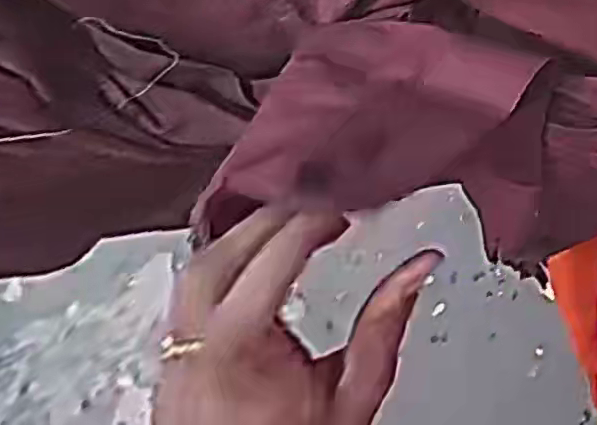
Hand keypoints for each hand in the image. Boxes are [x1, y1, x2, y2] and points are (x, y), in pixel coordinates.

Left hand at [154, 207, 442, 424]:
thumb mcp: (353, 395)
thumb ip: (385, 325)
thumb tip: (422, 263)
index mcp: (235, 350)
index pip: (274, 254)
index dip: (318, 216)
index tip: (354, 202)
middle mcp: (193, 349)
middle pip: (223, 251)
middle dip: (282, 212)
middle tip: (331, 200)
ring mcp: (175, 358)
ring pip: (199, 266)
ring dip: (254, 231)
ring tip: (303, 218)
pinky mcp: (174, 364)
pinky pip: (194, 290)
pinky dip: (234, 258)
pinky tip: (267, 254)